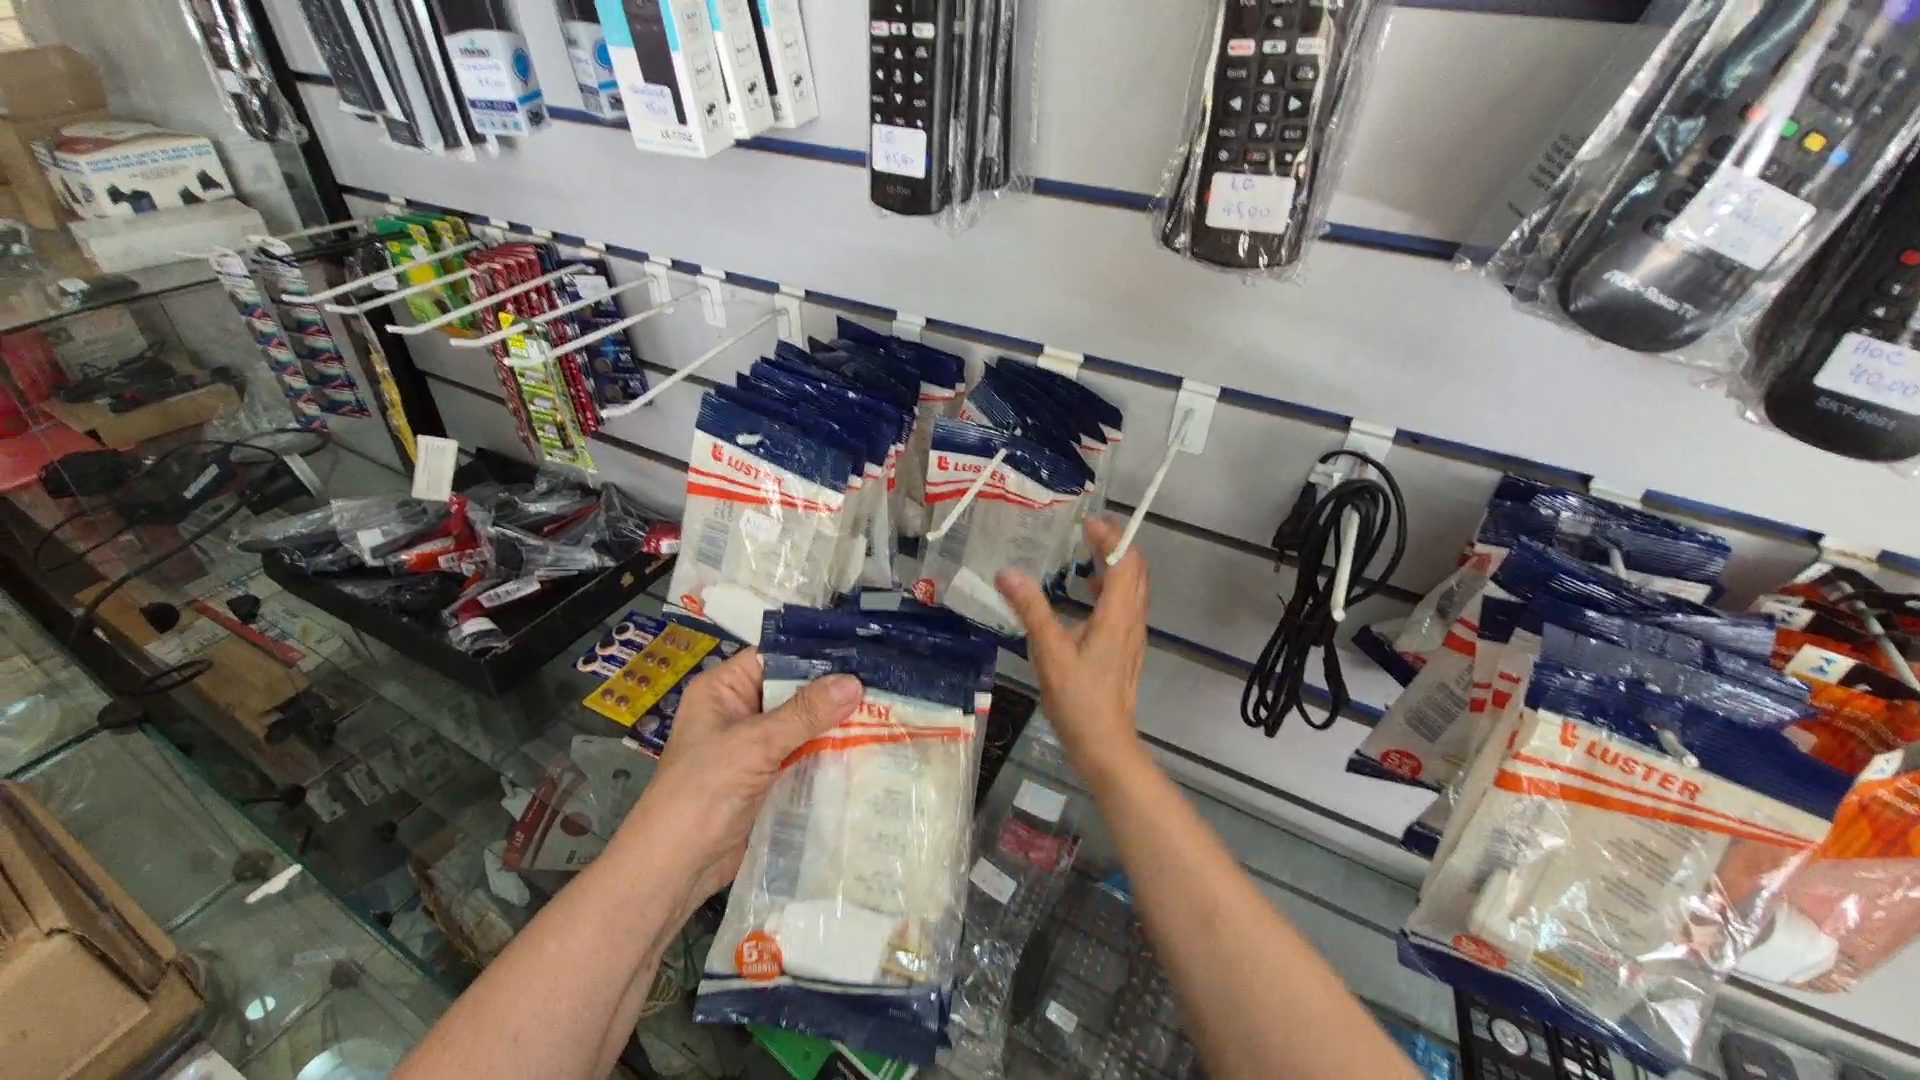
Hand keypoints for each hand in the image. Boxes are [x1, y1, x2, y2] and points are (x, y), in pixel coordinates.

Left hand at [625, 649, 861, 906]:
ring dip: (838, 724)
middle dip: (835, 691)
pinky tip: (870, 748)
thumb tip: (855, 681)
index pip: (775, 657)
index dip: (815, 654)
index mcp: (723, 690)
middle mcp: (739, 712)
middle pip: (794, 691)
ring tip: (890, 713)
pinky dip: (831, 753)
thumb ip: (805, 712)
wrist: (676, 867)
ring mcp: (755, 748)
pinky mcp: (769, 779)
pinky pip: (806, 756)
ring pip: (804, 726)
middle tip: (886, 683)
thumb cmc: (703, 792)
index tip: (863, 651)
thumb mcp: (754, 744)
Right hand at [995, 517, 1149, 781]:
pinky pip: (1125, 607)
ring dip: (1113, 567)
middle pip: (1135, 571)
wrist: (1105, 744)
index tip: (1085, 521)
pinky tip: (1083, 599)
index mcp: (1118, 616)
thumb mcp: (1049, 652)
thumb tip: (1007, 572)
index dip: (1109, 536)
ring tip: (1083, 557)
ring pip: (1132, 590)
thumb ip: (1031, 609)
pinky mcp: (1126, 651)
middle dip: (1114, 546)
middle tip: (1086, 532)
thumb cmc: (1078, 699)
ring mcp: (1132, 637)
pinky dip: (1109, 590)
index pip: (1124, 561)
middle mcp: (1132, 621)